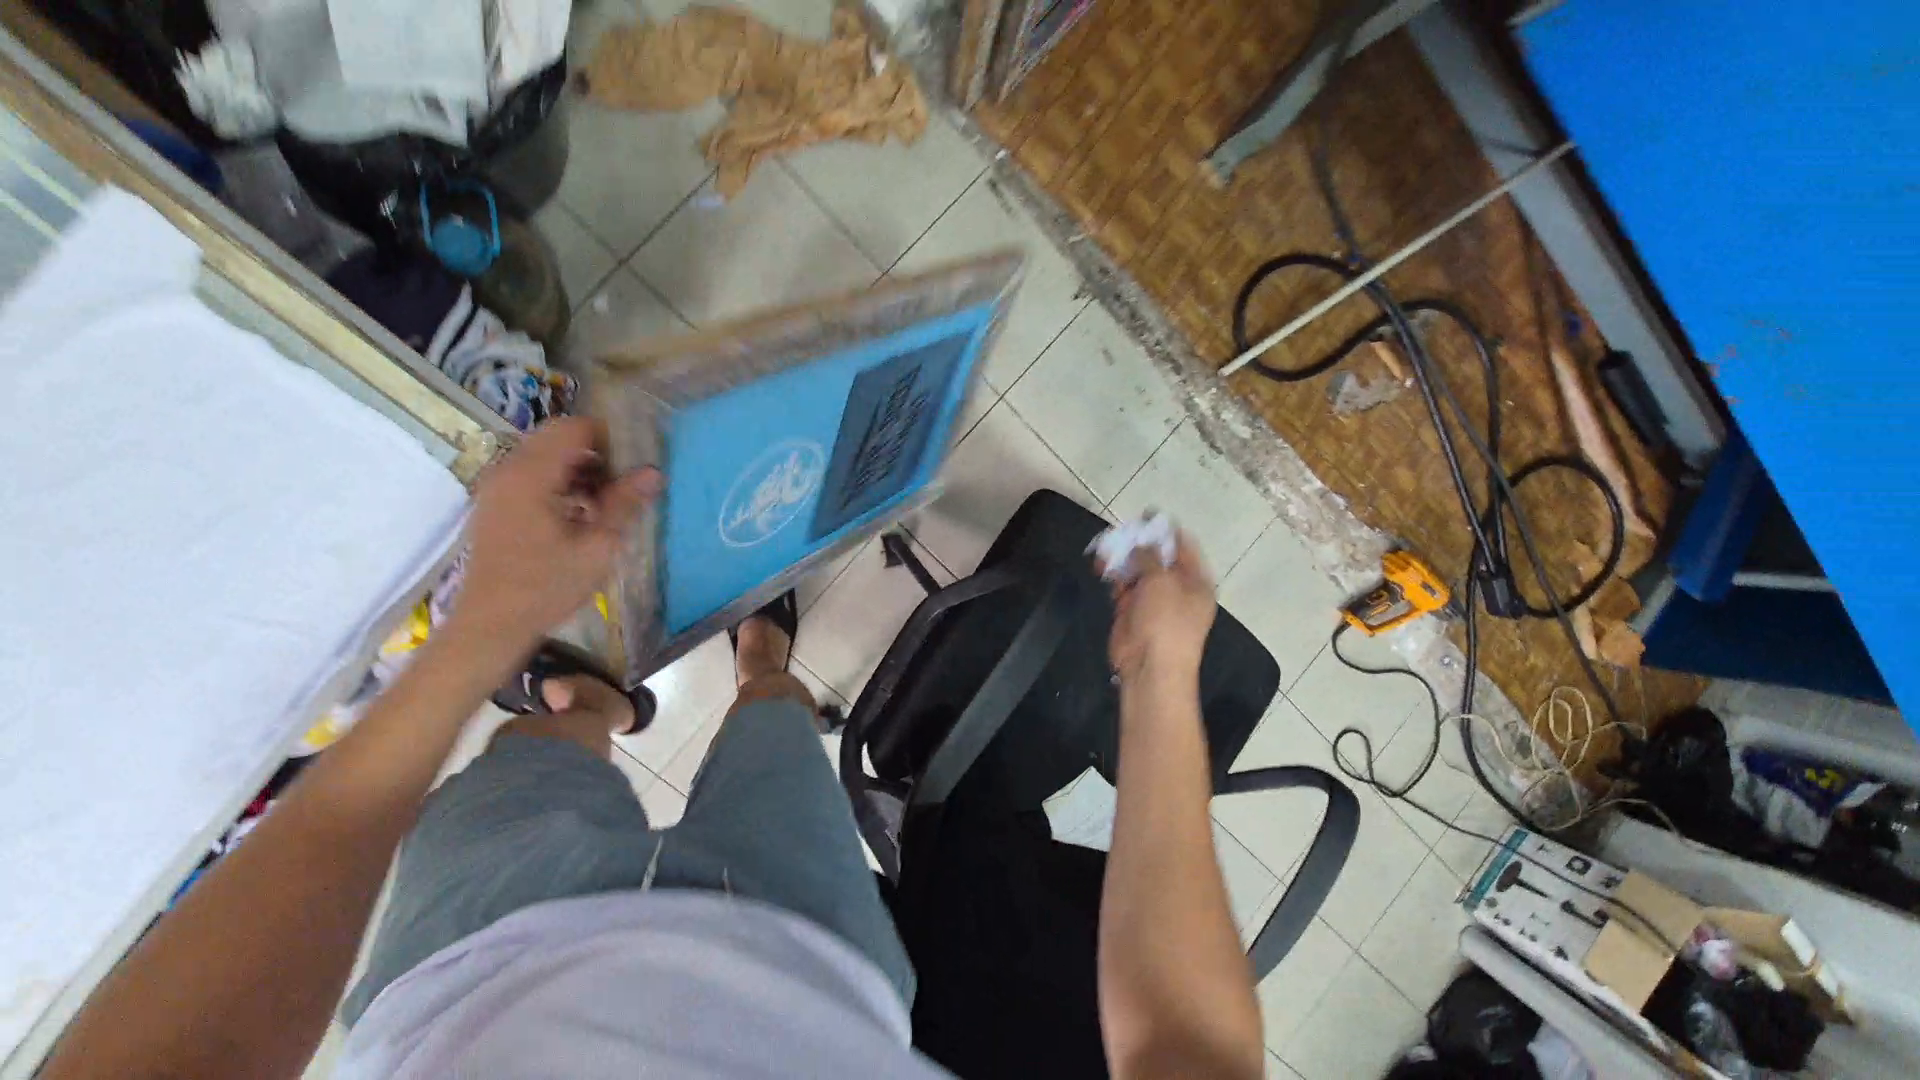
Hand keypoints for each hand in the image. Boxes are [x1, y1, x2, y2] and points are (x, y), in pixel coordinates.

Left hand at [448, 418, 661, 652]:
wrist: (491, 625)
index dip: (609, 438)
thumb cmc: (547, 588)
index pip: (574, 428)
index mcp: (531, 475)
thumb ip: (624, 504)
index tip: (634, 463)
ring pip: (543, 455)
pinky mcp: (494, 504)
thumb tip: (654, 472)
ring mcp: (497, 487)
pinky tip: (579, 514)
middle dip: (595, 453)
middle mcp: (508, 470)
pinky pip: (530, 474)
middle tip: (623, 483)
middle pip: (557, 437)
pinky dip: (558, 482)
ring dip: (577, 468)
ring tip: (605, 502)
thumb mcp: (597, 548)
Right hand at [1101, 530, 1215, 683]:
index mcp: (1196, 581)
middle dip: (1139, 544)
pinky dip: (1114, 577)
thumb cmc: (1165, 622)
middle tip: (1120, 531)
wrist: (1149, 667)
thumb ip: (1150, 557)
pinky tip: (1102, 567)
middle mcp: (1178, 588)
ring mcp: (1154, 600)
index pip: (1183, 546)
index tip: (1145, 515)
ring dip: (1122, 559)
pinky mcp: (1132, 610)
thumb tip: (1141, 541)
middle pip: (1158, 557)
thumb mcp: (1162, 582)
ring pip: (1137, 570)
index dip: (1165, 530)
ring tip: (1106, 547)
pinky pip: (1123, 586)